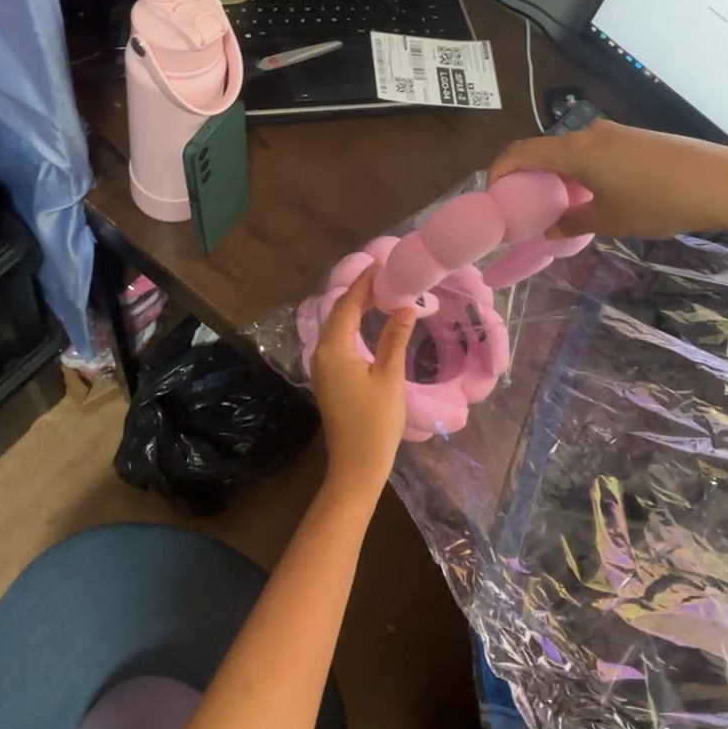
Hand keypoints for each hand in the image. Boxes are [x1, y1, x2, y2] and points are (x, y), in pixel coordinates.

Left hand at [310, 266, 415, 495]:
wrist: (356, 466)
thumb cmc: (375, 422)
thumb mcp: (390, 377)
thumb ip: (396, 338)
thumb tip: (405, 305)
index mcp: (334, 348)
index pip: (348, 303)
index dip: (365, 282)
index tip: (382, 262)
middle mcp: (322, 352)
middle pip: (340, 311)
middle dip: (361, 291)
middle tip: (388, 274)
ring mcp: (323, 366)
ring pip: (339, 326)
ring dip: (358, 307)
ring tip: (383, 291)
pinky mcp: (329, 377)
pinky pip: (339, 340)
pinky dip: (355, 324)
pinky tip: (372, 321)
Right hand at [488, 118, 727, 238]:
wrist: (723, 182)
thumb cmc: (658, 201)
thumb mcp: (610, 219)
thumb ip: (573, 222)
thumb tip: (550, 229)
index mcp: (575, 150)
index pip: (521, 151)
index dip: (500, 170)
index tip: (492, 194)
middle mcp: (590, 133)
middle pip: (545, 149)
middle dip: (528, 176)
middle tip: (524, 208)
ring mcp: (615, 134)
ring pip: (571, 152)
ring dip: (557, 175)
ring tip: (558, 207)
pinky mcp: (636, 139)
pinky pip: (594, 153)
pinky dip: (581, 172)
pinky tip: (594, 196)